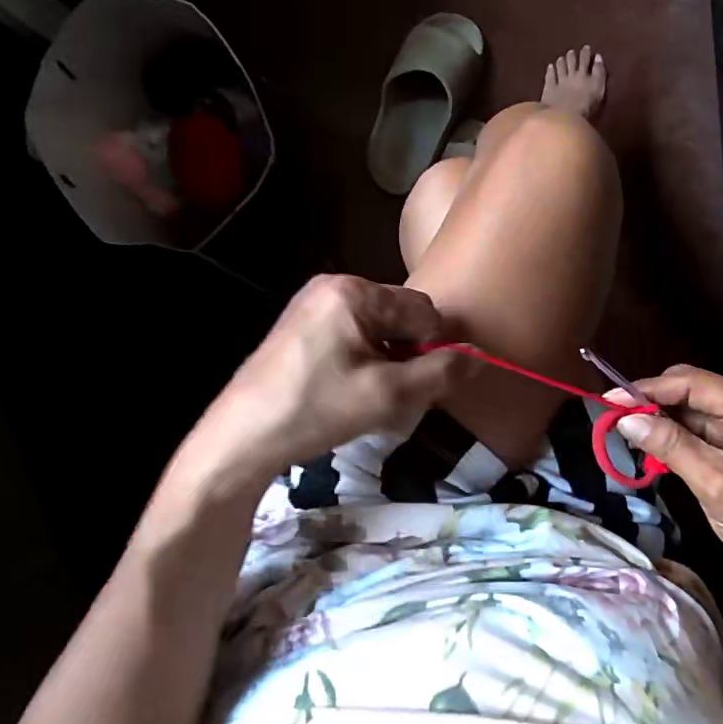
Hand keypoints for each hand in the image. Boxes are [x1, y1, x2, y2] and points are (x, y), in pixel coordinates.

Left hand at [184, 275, 459, 482]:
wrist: (242, 437)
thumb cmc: (317, 409)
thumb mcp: (388, 396)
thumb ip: (440, 373)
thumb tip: (480, 357)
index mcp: (353, 291)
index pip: (423, 310)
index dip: (433, 349)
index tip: (419, 388)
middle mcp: (332, 286)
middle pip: (400, 318)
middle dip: (407, 359)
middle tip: (393, 400)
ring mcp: (311, 306)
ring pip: (378, 333)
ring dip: (387, 367)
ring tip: (369, 404)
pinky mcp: (300, 330)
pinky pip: (351, 339)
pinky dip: (363, 366)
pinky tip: (348, 397)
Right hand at [607, 367, 722, 626]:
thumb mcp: (711, 481)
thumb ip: (669, 445)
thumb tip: (625, 419)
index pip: (696, 384)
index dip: (650, 389)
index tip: (611, 399)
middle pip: (691, 388)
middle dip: (652, 402)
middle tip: (616, 417)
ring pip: (688, 405)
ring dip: (657, 417)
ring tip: (626, 430)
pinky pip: (693, 423)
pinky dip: (669, 431)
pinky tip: (648, 441)